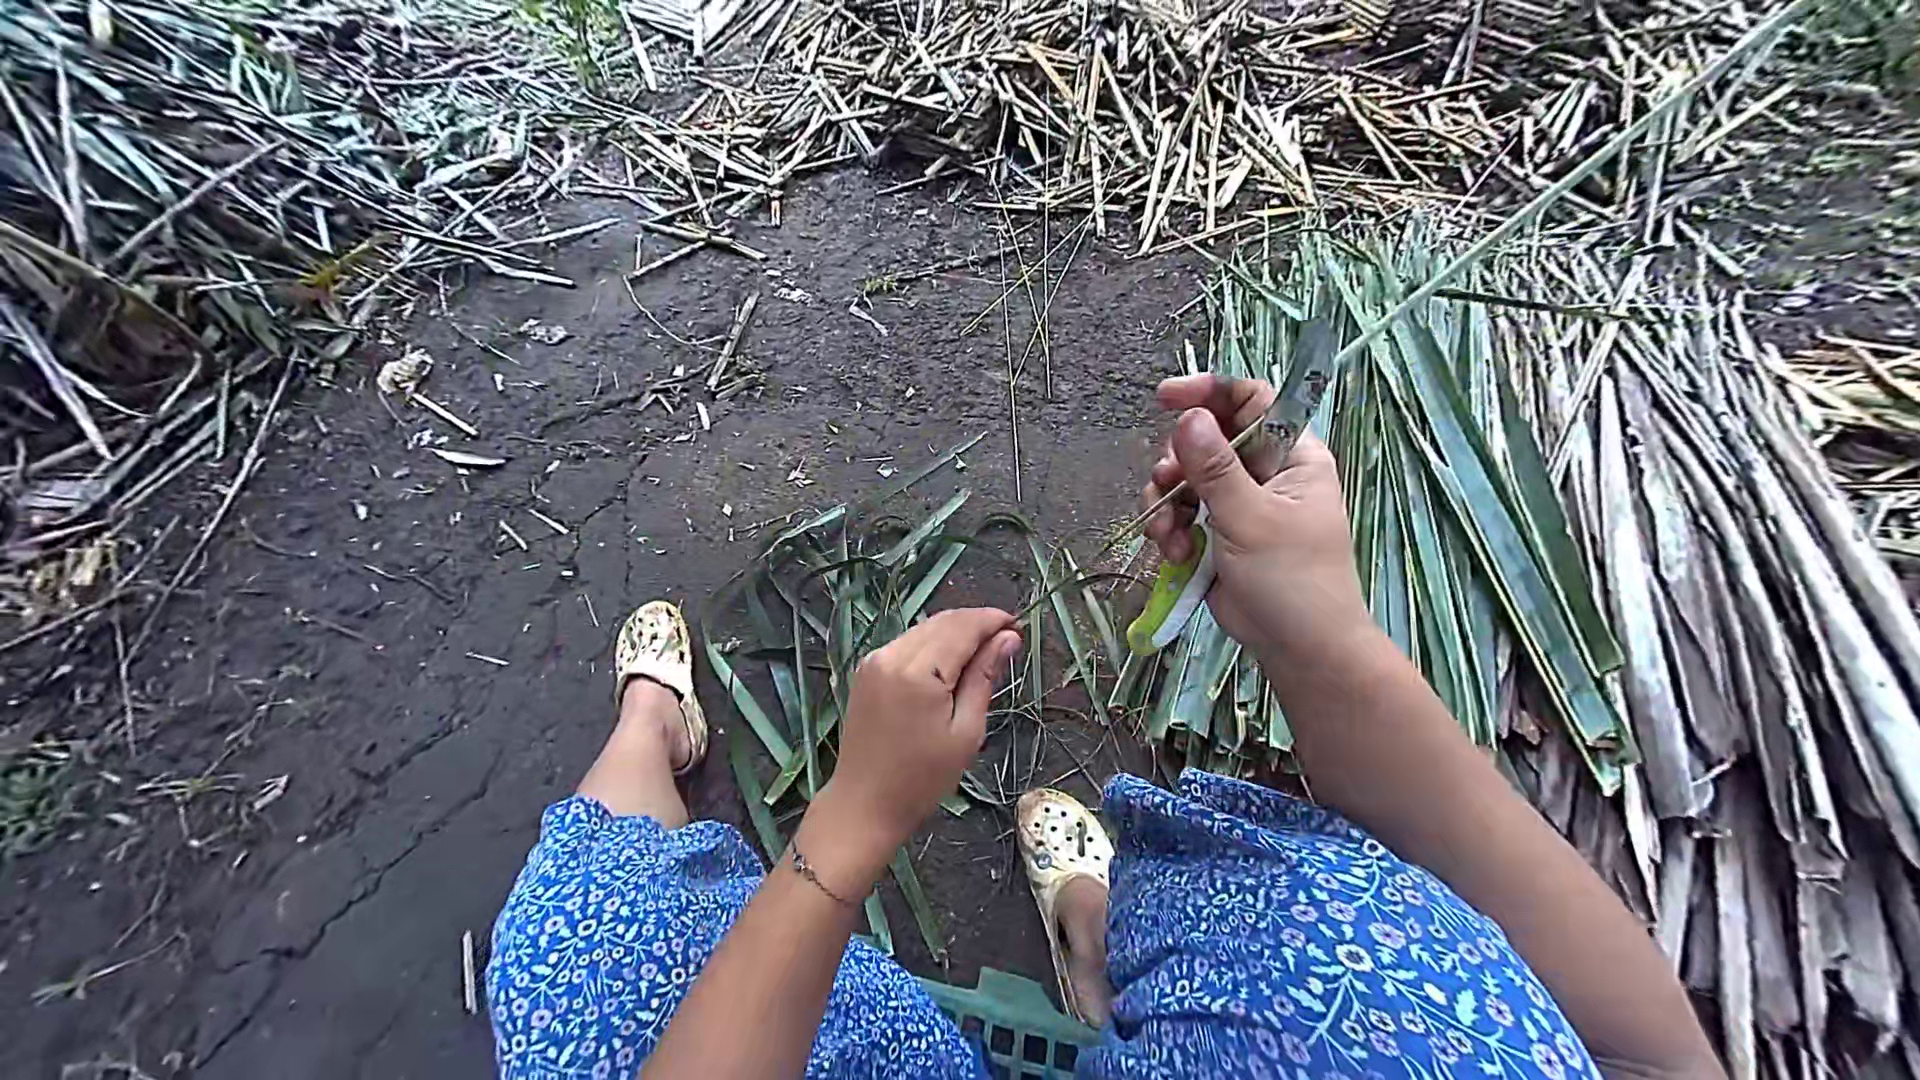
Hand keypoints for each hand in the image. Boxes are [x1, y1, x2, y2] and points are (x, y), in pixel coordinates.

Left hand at [804, 609, 1020, 882]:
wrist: (863, 805)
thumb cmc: (922, 779)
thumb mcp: (966, 732)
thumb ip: (985, 677)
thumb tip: (1009, 638)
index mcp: (918, 672)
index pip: (963, 626)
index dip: (993, 620)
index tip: (1018, 626)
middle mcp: (892, 655)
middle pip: (943, 621)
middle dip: (977, 623)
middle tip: (1006, 640)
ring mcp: (875, 659)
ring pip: (925, 628)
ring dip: (955, 631)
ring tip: (982, 654)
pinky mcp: (866, 669)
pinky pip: (908, 642)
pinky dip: (933, 643)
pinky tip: (949, 663)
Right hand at [1141, 374, 1370, 662]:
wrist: (1297, 646)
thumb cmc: (1291, 578)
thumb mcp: (1251, 518)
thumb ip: (1215, 468)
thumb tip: (1187, 417)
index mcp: (1289, 456)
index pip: (1251, 402)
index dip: (1209, 392)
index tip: (1166, 398)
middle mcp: (1261, 472)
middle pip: (1204, 441)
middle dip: (1177, 466)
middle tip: (1167, 487)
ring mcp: (1235, 503)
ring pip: (1183, 480)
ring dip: (1166, 506)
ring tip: (1169, 537)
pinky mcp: (1213, 532)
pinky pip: (1178, 514)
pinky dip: (1169, 531)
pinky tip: (1175, 555)